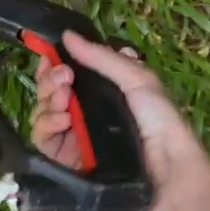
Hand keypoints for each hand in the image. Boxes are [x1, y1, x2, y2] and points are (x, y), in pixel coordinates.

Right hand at [40, 32, 209, 210]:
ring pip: (44, 110)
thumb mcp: (137, 79)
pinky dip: (47, 123)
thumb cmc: (158, 121)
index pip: (69, 73)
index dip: (56, 62)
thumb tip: (66, 35)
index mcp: (103, 93)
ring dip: (49, 97)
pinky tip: (63, 119)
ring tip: (65, 97)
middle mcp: (85, 112)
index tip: (51, 54)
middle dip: (50, 78)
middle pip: (51, 89)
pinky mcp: (64, 161)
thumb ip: (101, 57)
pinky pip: (42, 138)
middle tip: (63, 76)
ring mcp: (74, 137)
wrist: (167, 174)